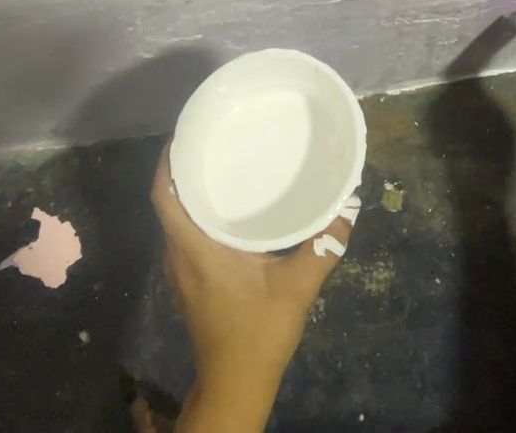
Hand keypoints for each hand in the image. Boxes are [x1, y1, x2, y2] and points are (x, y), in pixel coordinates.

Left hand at [150, 146, 355, 427]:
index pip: (164, 194)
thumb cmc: (259, 331)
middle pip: (168, 200)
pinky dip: (196, 210)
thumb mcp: (298, 287)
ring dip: (188, 189)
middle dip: (182, 166)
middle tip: (212, 137)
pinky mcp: (189, 280)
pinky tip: (225, 203)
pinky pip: (183, 232)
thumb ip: (324, 245)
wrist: (237, 383)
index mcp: (195, 247)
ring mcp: (180, 269)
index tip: (187, 132)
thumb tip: (350, 205)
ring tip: (219, 161)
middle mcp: (179, 253)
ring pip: (174, 217)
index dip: (168, 160)